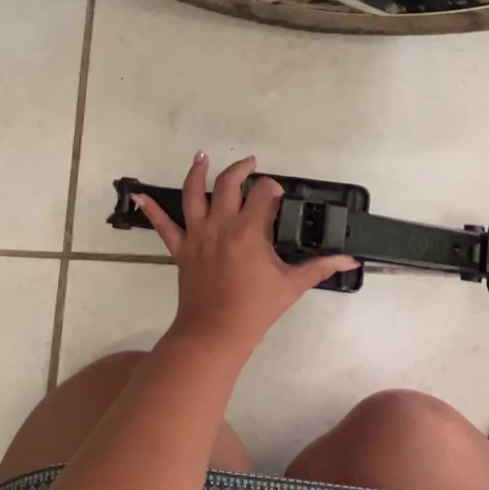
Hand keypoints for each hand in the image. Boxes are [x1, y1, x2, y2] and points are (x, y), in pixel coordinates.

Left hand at [135, 152, 357, 353]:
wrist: (215, 333)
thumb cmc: (255, 308)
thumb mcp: (292, 286)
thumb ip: (320, 267)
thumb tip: (349, 260)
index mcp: (249, 230)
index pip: (263, 193)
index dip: (273, 188)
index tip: (277, 194)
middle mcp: (221, 223)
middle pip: (229, 182)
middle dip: (241, 168)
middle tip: (251, 164)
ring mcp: (197, 234)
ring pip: (193, 193)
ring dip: (197, 171)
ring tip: (201, 156)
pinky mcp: (180, 248)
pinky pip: (163, 225)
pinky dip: (151, 209)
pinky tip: (139, 194)